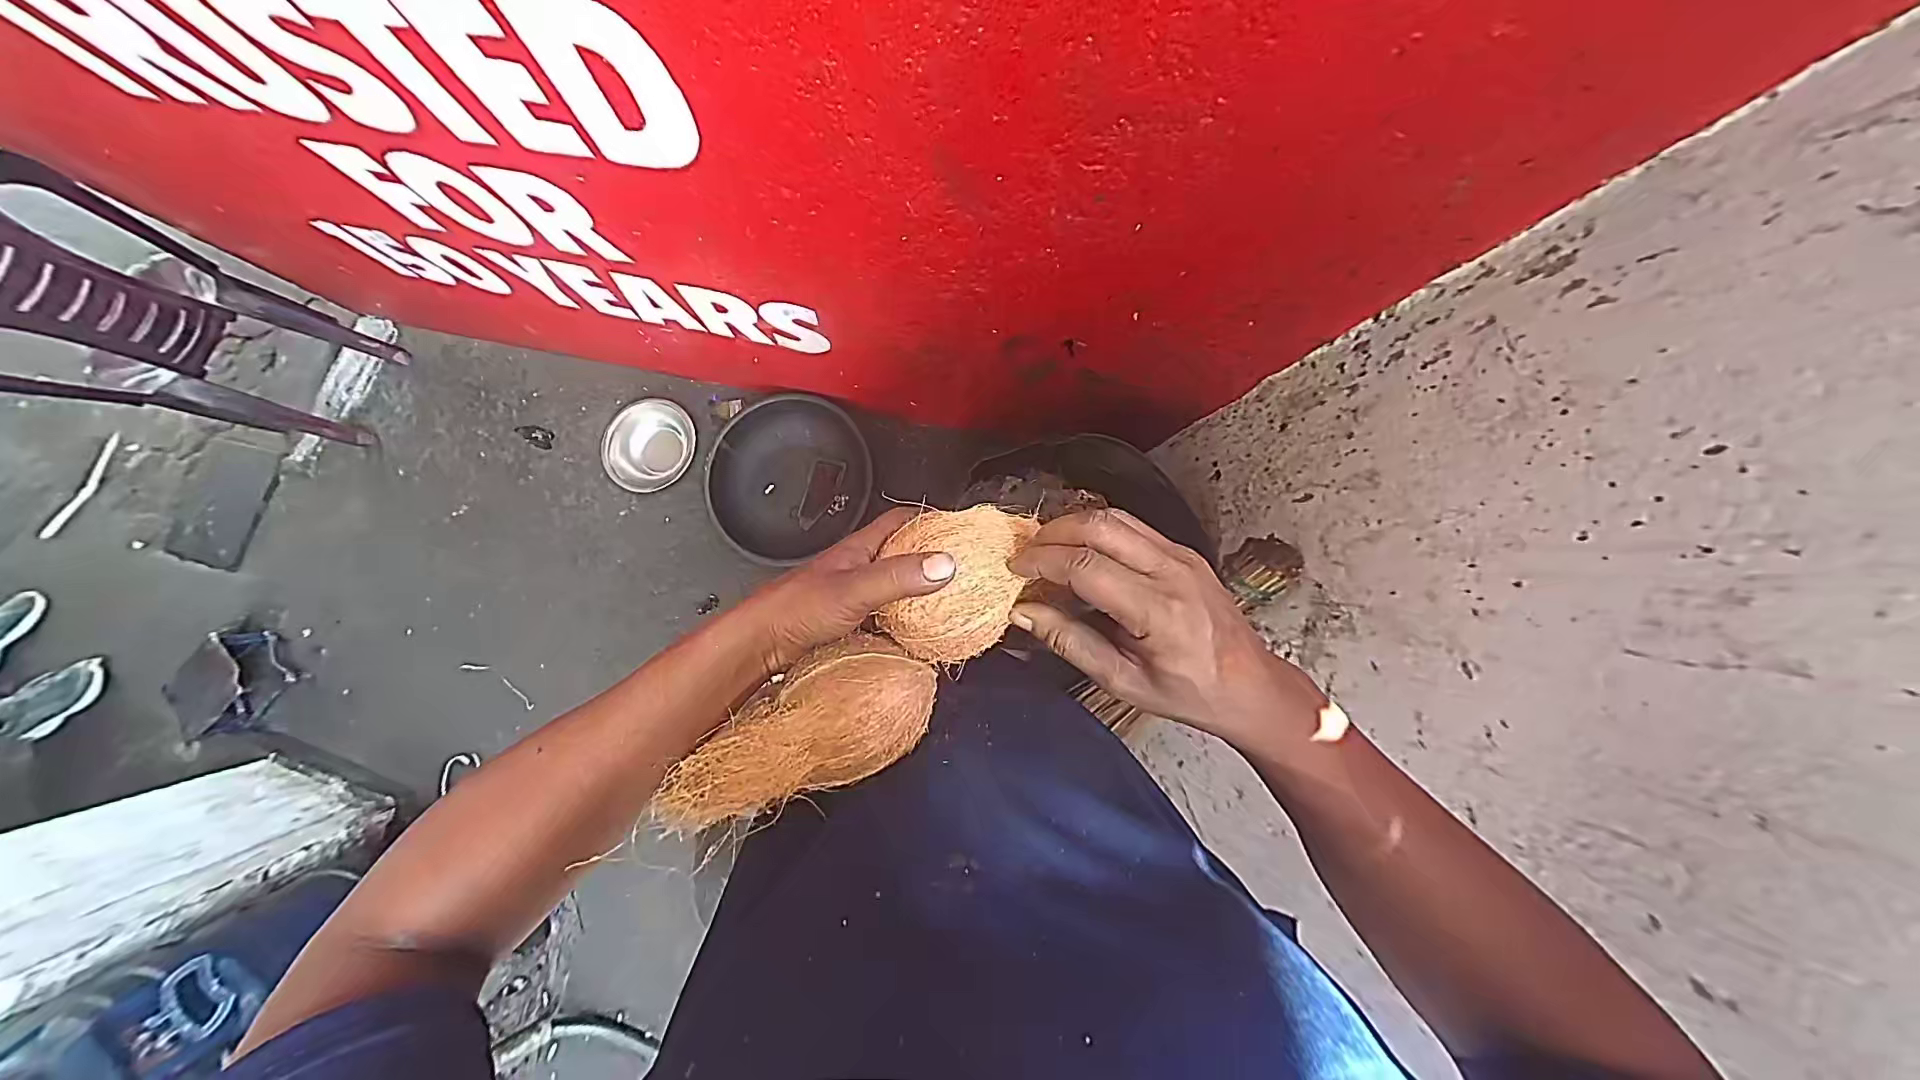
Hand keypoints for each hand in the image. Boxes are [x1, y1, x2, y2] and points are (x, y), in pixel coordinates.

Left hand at [736, 507, 954, 673]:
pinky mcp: (845, 621)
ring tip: (938, 605)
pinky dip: (898, 623)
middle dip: (927, 560)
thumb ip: (899, 576)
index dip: (928, 519)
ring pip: (891, 587)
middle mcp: (855, 568)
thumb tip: (943, 564)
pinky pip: (882, 616)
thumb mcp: (855, 589)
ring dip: (914, 594)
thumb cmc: (792, 608)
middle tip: (954, 572)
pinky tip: (907, 635)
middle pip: (900, 555)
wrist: (759, 643)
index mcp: (858, 549)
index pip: (899, 520)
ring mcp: (850, 595)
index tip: (954, 530)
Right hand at [1006, 509, 1326, 748]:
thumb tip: (1025, 613)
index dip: (1042, 562)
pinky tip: (1079, 550)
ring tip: (1045, 549)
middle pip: (1099, 526)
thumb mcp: (1122, 680)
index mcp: (1159, 612)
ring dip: (1071, 526)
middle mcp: (1173, 573)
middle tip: (1025, 554)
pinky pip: (1131, 526)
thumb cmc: (1193, 692)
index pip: (1086, 566)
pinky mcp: (1183, 552)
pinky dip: (1096, 530)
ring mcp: (1181, 556)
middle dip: (1051, 533)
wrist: (1250, 685)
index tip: (1016, 569)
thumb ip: (1069, 642)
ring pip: (1114, 516)